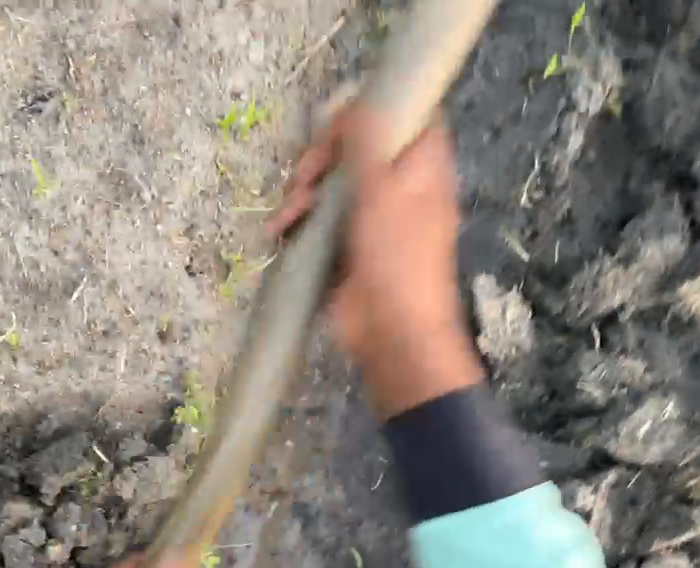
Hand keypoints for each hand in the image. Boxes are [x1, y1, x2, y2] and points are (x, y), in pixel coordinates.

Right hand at [268, 105, 484, 417]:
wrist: (391, 332)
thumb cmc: (397, 257)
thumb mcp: (382, 190)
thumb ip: (366, 142)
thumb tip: (354, 103)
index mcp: (420, 166)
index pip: (404, 116)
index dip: (372, 108)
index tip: (339, 119)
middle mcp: (396, 187)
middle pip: (354, 149)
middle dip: (321, 159)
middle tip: (305, 178)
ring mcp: (367, 219)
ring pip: (329, 186)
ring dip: (301, 194)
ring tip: (288, 215)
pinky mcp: (342, 248)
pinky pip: (316, 222)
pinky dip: (296, 223)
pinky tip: (279, 232)